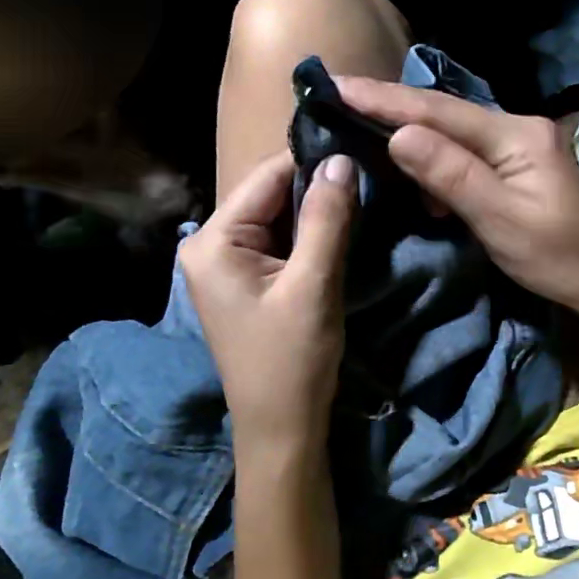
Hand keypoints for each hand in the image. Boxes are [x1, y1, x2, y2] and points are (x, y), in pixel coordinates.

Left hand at [182, 151, 357, 456]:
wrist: (281, 426)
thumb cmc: (293, 359)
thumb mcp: (314, 285)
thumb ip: (327, 220)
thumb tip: (342, 159)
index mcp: (214, 240)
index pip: (266, 177)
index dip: (314, 163)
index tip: (360, 152)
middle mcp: (209, 244)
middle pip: (270, 196)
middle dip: (317, 191)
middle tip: (368, 180)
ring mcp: (225, 263)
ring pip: (279, 219)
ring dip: (317, 215)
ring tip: (361, 204)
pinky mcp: (245, 281)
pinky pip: (279, 243)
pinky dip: (309, 239)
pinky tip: (339, 237)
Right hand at [336, 77, 578, 325]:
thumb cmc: (559, 257)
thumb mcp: (501, 219)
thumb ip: (451, 175)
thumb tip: (399, 135)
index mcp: (517, 135)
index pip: (439, 111)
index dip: (385, 99)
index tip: (336, 85)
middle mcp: (519, 128)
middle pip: (446, 114)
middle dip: (392, 108)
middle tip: (340, 96)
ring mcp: (521, 146)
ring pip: (455, 135)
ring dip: (414, 139)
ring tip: (366, 137)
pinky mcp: (520, 167)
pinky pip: (469, 156)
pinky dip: (440, 166)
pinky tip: (423, 184)